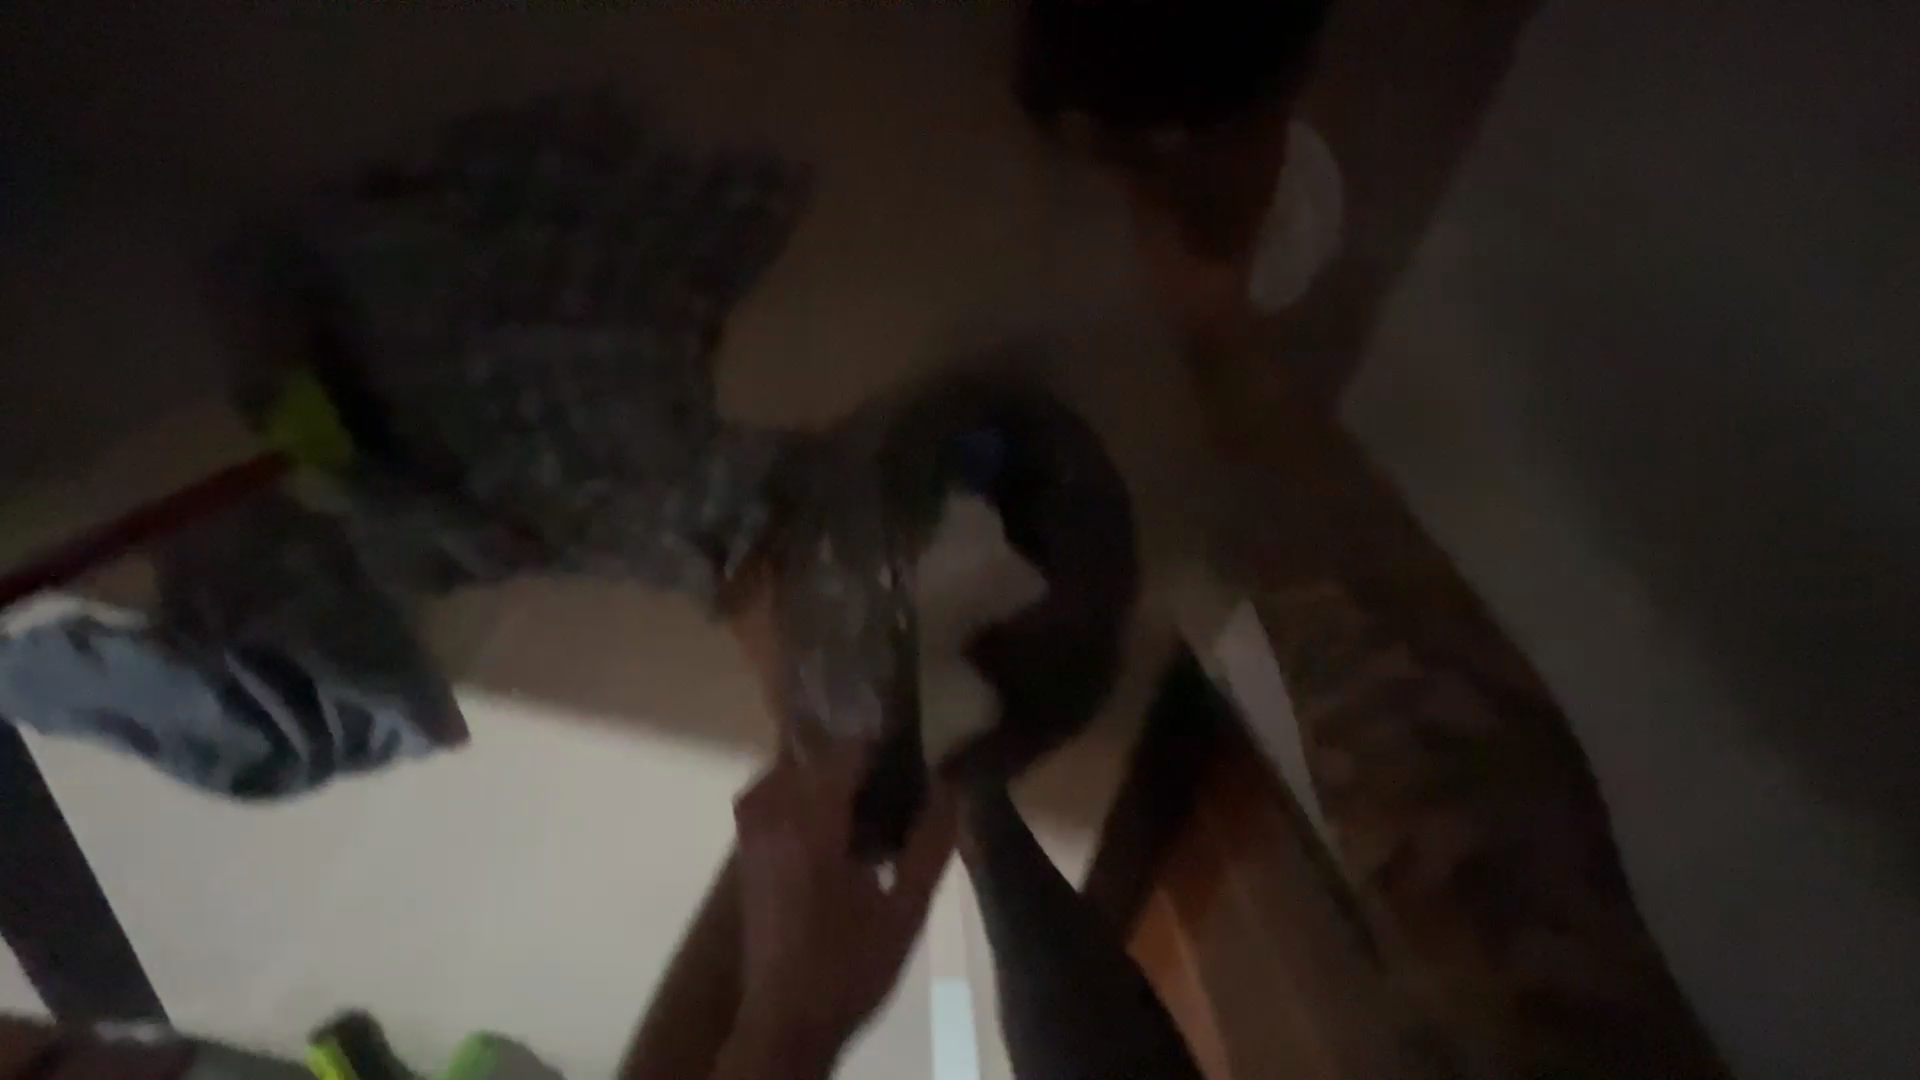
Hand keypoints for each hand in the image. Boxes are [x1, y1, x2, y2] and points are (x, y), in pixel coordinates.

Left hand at [722, 746, 957, 1073]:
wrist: (787, 1021)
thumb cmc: (851, 965)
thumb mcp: (905, 910)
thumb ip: (930, 844)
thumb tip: (949, 785)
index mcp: (812, 824)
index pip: (846, 751)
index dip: (882, 747)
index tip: (911, 757)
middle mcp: (774, 815)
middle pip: (817, 753)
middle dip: (856, 759)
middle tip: (896, 779)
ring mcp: (753, 829)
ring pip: (792, 767)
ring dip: (828, 771)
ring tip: (868, 796)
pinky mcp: (746, 847)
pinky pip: (773, 790)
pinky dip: (803, 788)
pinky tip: (834, 818)